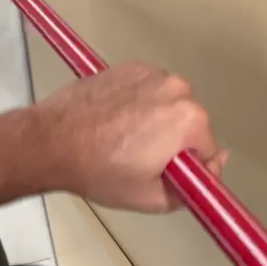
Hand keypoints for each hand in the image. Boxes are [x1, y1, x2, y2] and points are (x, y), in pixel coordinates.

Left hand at [32, 62, 226, 212]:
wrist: (51, 141)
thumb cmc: (99, 171)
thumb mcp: (151, 198)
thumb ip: (194, 189)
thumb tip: (215, 167)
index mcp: (190, 120)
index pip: (208, 150)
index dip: (189, 168)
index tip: (164, 173)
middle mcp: (177, 88)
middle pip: (189, 123)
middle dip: (172, 142)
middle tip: (138, 158)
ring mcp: (151, 73)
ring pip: (168, 104)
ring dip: (155, 120)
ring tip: (122, 139)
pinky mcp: (128, 67)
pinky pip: (146, 90)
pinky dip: (136, 103)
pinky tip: (114, 121)